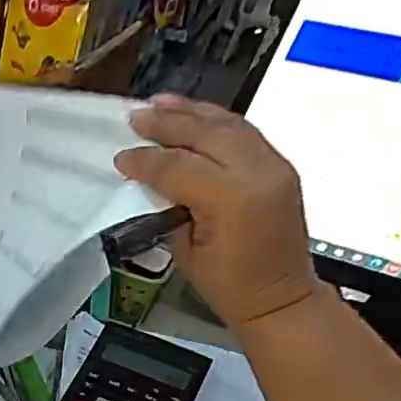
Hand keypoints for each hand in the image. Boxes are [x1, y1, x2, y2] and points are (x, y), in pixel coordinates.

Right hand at [115, 94, 325, 326]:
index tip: (121, 157)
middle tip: (137, 117)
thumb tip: (158, 182)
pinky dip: (216, 122)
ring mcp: (274, 165)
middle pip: (206, 134)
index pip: (180, 167)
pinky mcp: (279, 165)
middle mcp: (258, 173)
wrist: (279, 297)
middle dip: (168, 123)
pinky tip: (195, 118)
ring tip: (162, 103)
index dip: (146, 160)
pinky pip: (244, 132)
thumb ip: (173, 208)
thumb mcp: (187, 252)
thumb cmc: (228, 286)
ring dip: (192, 113)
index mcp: (232, 200)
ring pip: (229, 124)